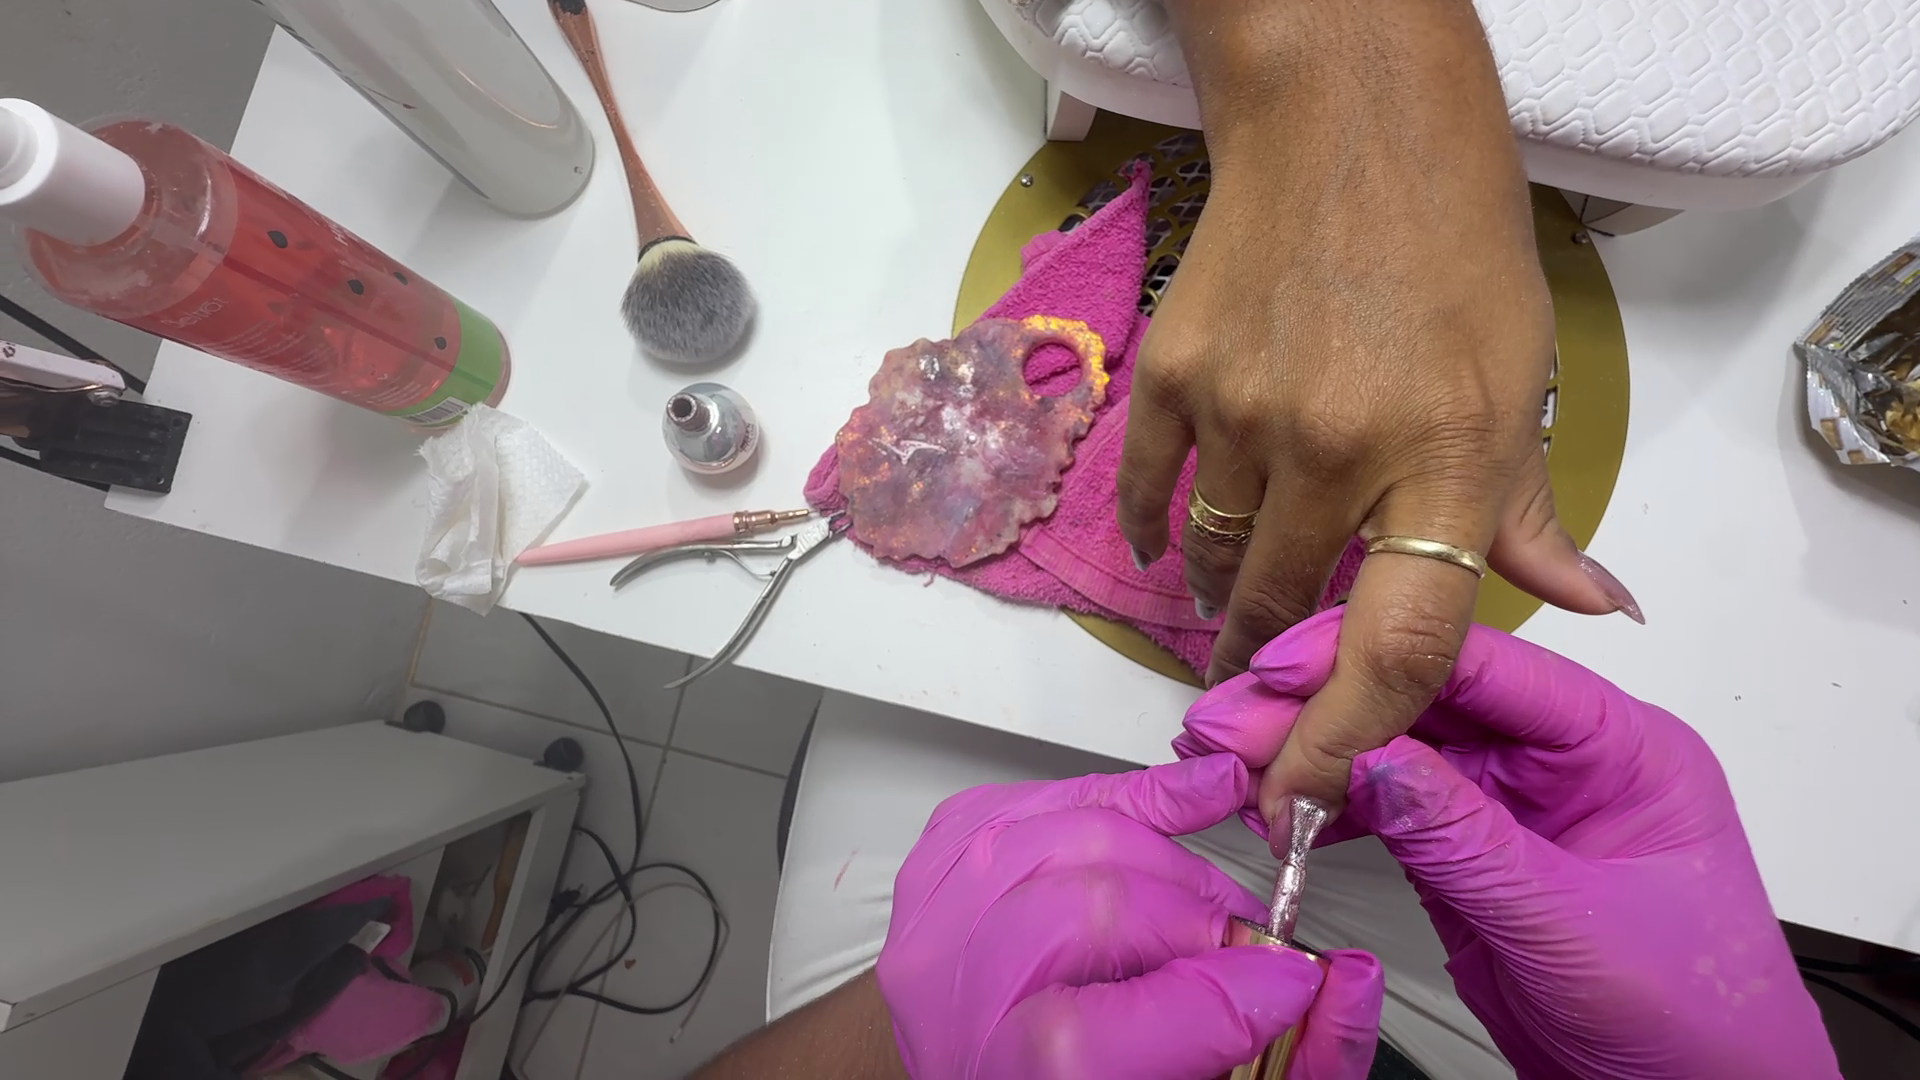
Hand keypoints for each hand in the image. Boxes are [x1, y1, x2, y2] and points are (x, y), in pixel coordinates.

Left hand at [876, 755, 1383, 1078]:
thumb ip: (1284, 1059)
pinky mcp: (956, 835)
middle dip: (1193, 916)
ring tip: (1206, 894)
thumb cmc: (1060, 1065)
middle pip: (1084, 912)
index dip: (1207, 1002)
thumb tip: (1344, 982)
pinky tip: (1192, 795)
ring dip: (1166, 856)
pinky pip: (1056, 788)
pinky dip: (1134, 791)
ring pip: (1076, 833)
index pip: (1082, 1037)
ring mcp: (940, 895)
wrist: (974, 1036)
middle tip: (1246, 938)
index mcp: (992, 1069)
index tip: (1288, 980)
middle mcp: (947, 979)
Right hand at [1126, 0, 1638, 820]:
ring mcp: (1235, 407)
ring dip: (1211, 588)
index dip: (1346, 733)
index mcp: (1444, 451)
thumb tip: (1578, 605)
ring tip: (1218, 592)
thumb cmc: (1445, 241)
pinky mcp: (1167, 376)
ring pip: (1204, 549)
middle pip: (1271, 600)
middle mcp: (1332, 442)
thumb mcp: (1517, 368)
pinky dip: (1144, 529)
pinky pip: (1142, 489)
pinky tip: (1153, 540)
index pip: (1400, 635)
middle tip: (1253, 675)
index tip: (1295, 793)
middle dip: (1260, 654)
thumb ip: (1523, 505)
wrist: (1342, 119)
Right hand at [1179, 611, 1839, 1079]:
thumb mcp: (1565, 925)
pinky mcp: (1444, 822)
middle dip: (1308, 706)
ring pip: (1373, 738)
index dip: (1372, 655)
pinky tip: (1268, 806)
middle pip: (1406, 693)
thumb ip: (1458, 835)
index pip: (1476, 663)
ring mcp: (1487, 782)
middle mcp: (1539, 745)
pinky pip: (1366, 790)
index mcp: (1607, 742)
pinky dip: (1312, 797)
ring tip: (1224, 757)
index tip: (1284, 668)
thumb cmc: (1685, 1030)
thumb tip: (1364, 753)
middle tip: (1227, 720)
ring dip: (1295, 749)